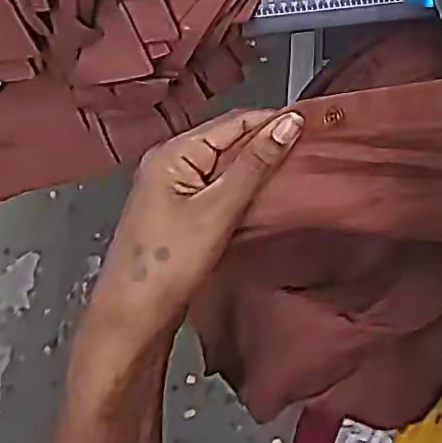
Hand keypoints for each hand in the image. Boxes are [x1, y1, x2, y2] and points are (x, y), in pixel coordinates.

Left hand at [83, 109, 301, 351]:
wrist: (131, 322)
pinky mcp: (181, 207)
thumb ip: (257, 162)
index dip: (274, 121)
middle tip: (308, 149)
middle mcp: (170, 161)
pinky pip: (220, 182)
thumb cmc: (165, 267)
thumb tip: (288, 124)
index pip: (236, 120)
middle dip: (268, 142)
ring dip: (258, 165)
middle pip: (231, 138)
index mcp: (173, 153)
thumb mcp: (220, 207)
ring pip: (228, 161)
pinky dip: (245, 184)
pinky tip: (265, 193)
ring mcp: (173, 185)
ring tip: (294, 169)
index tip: (310, 126)